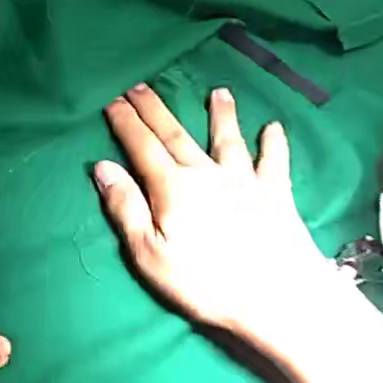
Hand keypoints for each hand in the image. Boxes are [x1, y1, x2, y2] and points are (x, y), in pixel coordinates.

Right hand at [93, 84, 350, 340]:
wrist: (279, 298)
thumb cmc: (206, 283)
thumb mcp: (150, 254)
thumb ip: (126, 208)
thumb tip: (103, 167)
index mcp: (173, 188)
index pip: (142, 146)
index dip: (125, 122)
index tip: (112, 99)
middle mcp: (206, 173)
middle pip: (175, 134)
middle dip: (155, 109)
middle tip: (141, 84)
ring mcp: (245, 181)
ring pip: (228, 139)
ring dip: (221, 115)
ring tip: (218, 92)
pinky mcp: (277, 195)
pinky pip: (274, 162)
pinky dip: (274, 143)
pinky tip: (274, 128)